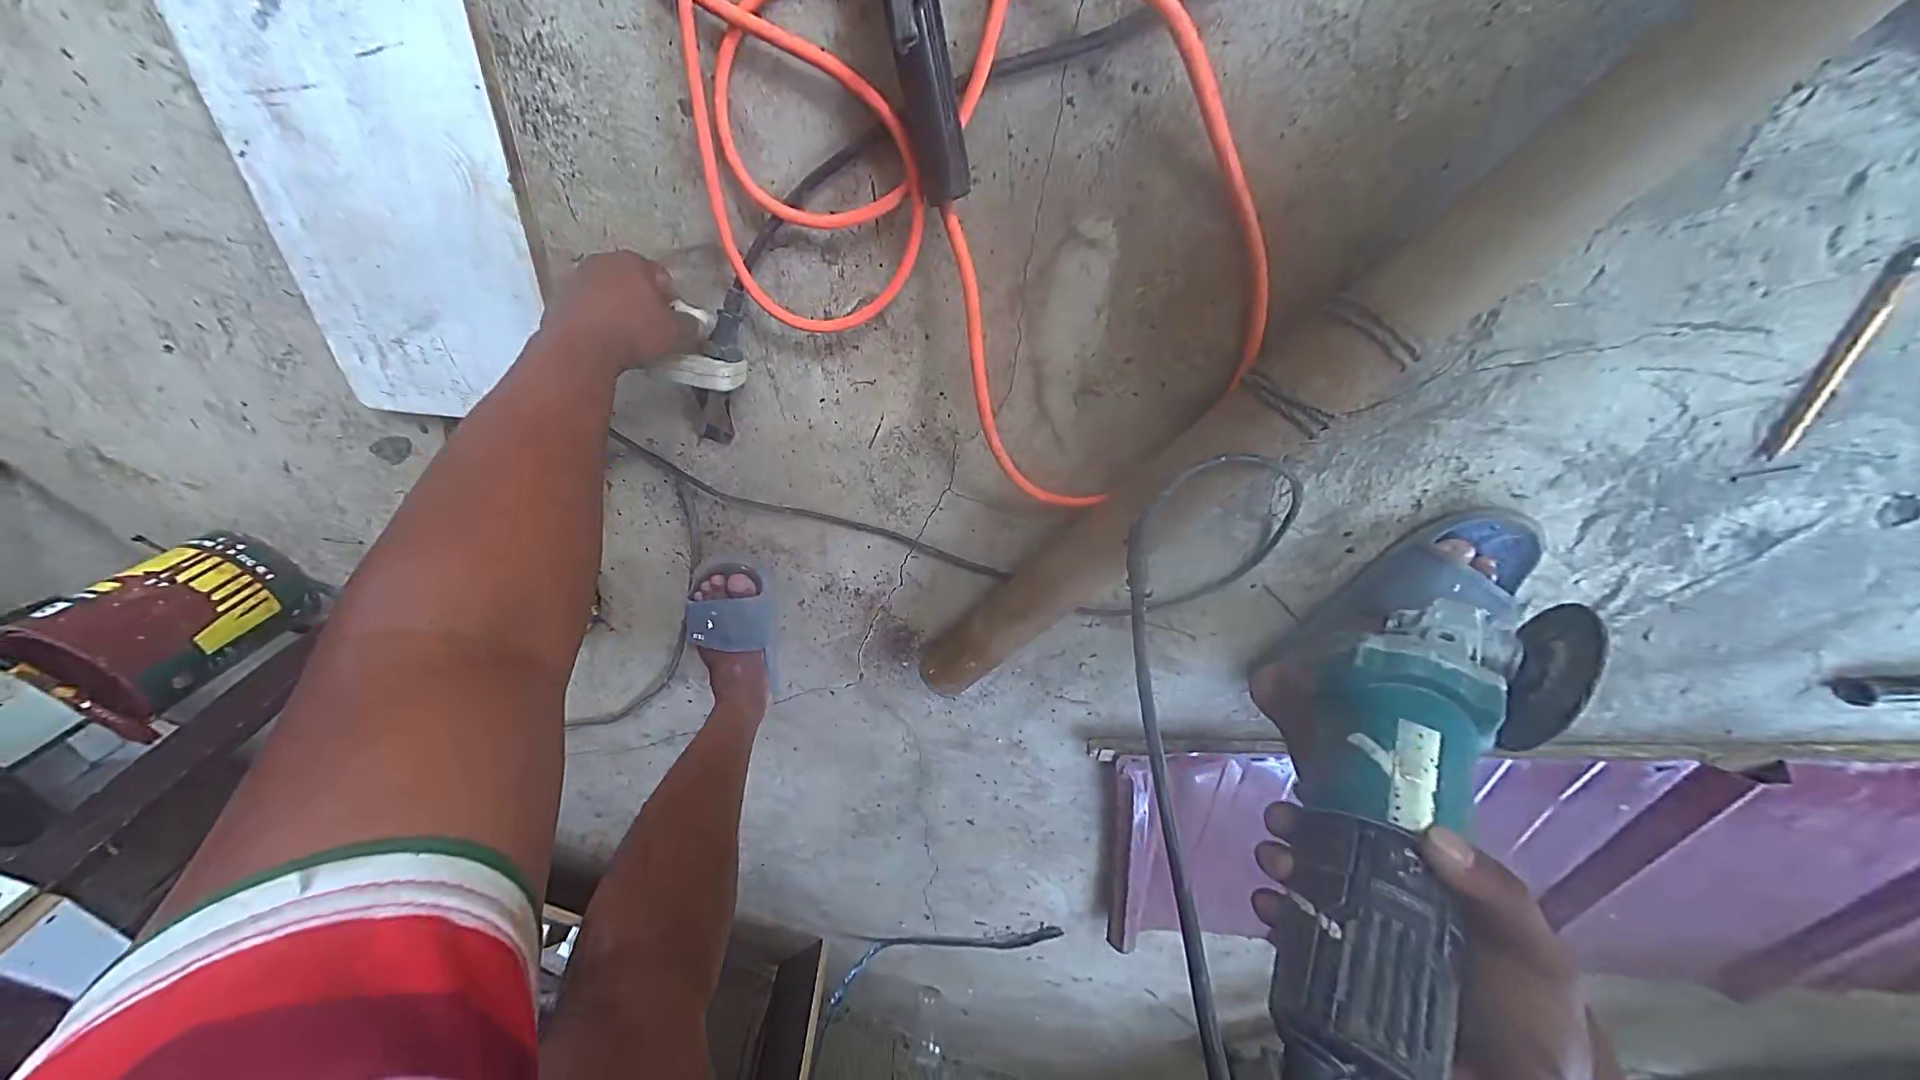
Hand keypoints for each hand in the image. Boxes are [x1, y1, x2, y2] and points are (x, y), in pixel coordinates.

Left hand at [539, 251, 702, 370]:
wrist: (580, 349)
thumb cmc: (633, 332)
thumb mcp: (675, 334)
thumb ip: (691, 326)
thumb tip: (695, 325)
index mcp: (633, 261)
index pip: (662, 276)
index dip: (672, 300)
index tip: (674, 321)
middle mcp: (602, 261)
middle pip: (632, 282)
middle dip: (643, 301)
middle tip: (653, 329)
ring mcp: (576, 278)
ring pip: (608, 294)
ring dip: (619, 310)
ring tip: (627, 337)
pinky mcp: (558, 299)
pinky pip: (588, 308)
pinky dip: (598, 320)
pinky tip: (605, 340)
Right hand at [1254, 805, 1615, 1079]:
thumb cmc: (1531, 1012)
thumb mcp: (1531, 947)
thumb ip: (1496, 892)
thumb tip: (1431, 834)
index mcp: (1422, 886)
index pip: (1371, 834)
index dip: (1335, 811)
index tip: (1305, 793)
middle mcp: (1384, 905)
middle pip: (1329, 858)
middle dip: (1297, 837)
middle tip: (1279, 827)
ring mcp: (1358, 944)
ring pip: (1307, 894)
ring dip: (1282, 870)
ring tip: (1274, 865)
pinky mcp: (1337, 984)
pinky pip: (1297, 943)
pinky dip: (1275, 919)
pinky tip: (1267, 910)